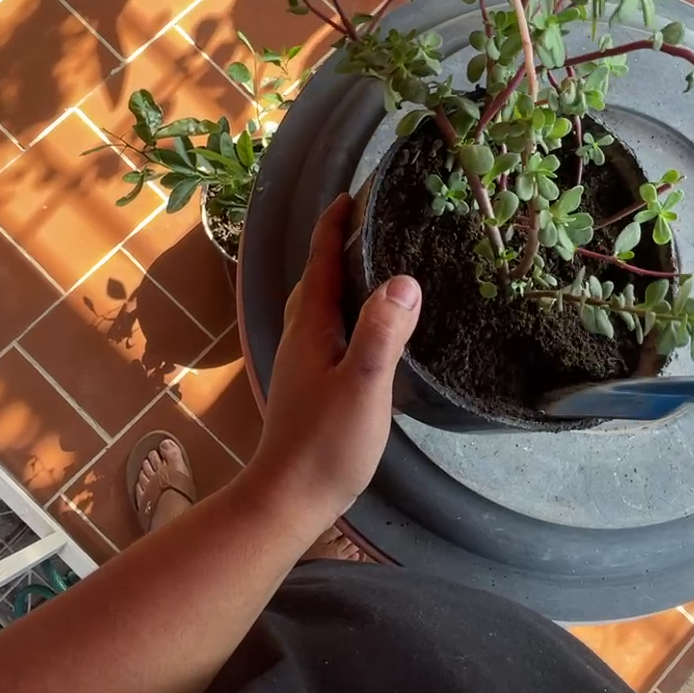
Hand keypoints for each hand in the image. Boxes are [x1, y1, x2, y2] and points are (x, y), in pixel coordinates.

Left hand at [248, 195, 421, 513]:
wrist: (289, 497)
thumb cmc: (326, 444)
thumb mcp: (364, 386)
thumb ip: (382, 334)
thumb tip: (404, 280)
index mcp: (310, 328)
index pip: (320, 263)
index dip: (333, 227)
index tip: (352, 195)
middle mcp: (300, 337)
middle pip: (315, 278)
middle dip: (336, 245)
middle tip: (371, 224)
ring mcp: (302, 361)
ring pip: (318, 305)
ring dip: (338, 278)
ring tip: (372, 266)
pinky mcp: (310, 383)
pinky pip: (325, 329)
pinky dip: (344, 310)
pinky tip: (365, 326)